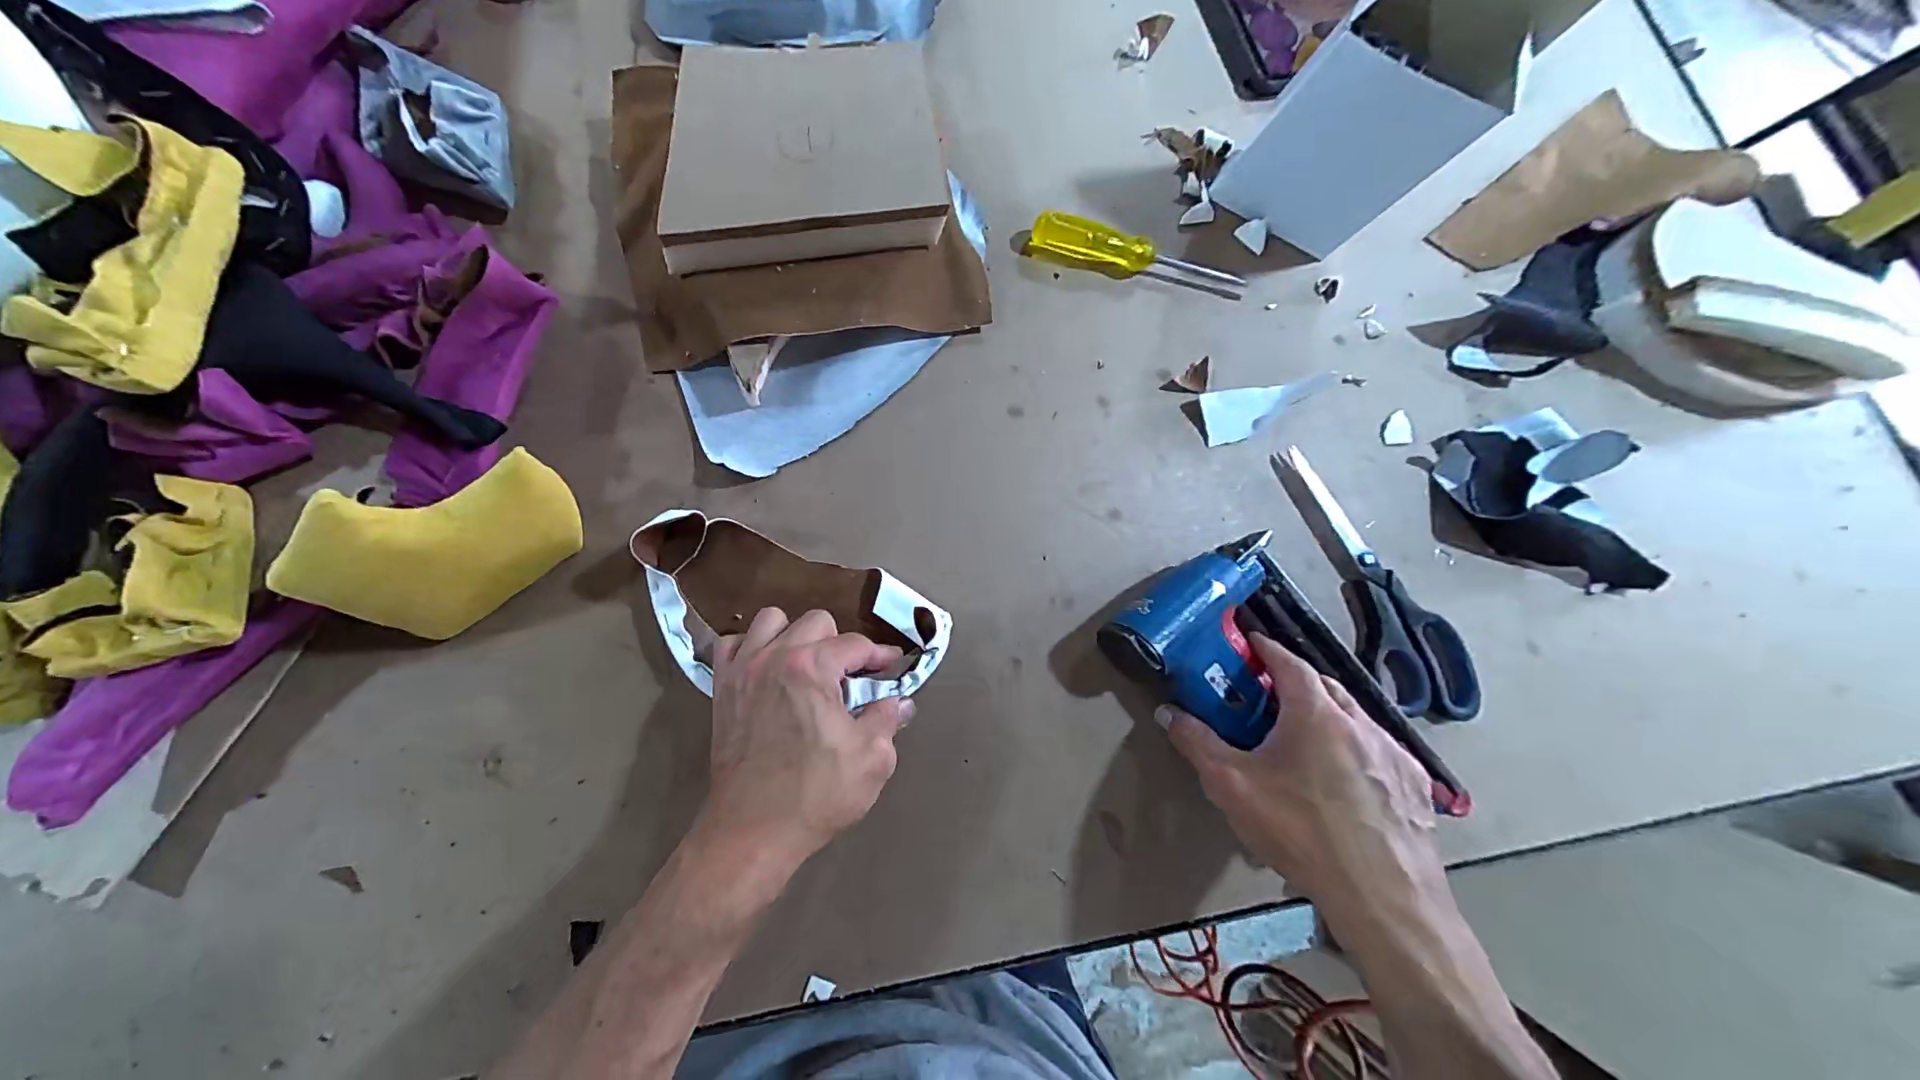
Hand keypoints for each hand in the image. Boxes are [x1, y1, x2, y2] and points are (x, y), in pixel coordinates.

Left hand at [704, 607, 912, 869]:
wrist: (752, 831)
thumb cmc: (815, 794)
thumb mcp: (871, 758)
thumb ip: (887, 720)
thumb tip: (898, 703)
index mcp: (812, 668)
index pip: (855, 644)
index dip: (879, 655)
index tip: (891, 665)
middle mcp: (774, 657)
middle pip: (816, 622)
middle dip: (840, 644)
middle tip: (850, 677)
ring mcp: (743, 671)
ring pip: (770, 621)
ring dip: (794, 636)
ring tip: (807, 666)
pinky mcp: (722, 690)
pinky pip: (732, 646)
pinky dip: (752, 650)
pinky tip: (767, 672)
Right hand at [1159, 634, 1442, 905]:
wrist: (1382, 897)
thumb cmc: (1301, 833)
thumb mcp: (1232, 786)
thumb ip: (1196, 743)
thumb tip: (1170, 714)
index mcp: (1316, 713)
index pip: (1289, 661)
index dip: (1266, 648)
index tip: (1249, 643)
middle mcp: (1361, 722)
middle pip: (1325, 684)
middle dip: (1295, 681)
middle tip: (1268, 695)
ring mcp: (1395, 753)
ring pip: (1356, 716)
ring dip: (1328, 714)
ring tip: (1304, 738)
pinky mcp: (1416, 785)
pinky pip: (1380, 749)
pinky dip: (1357, 747)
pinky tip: (1344, 778)